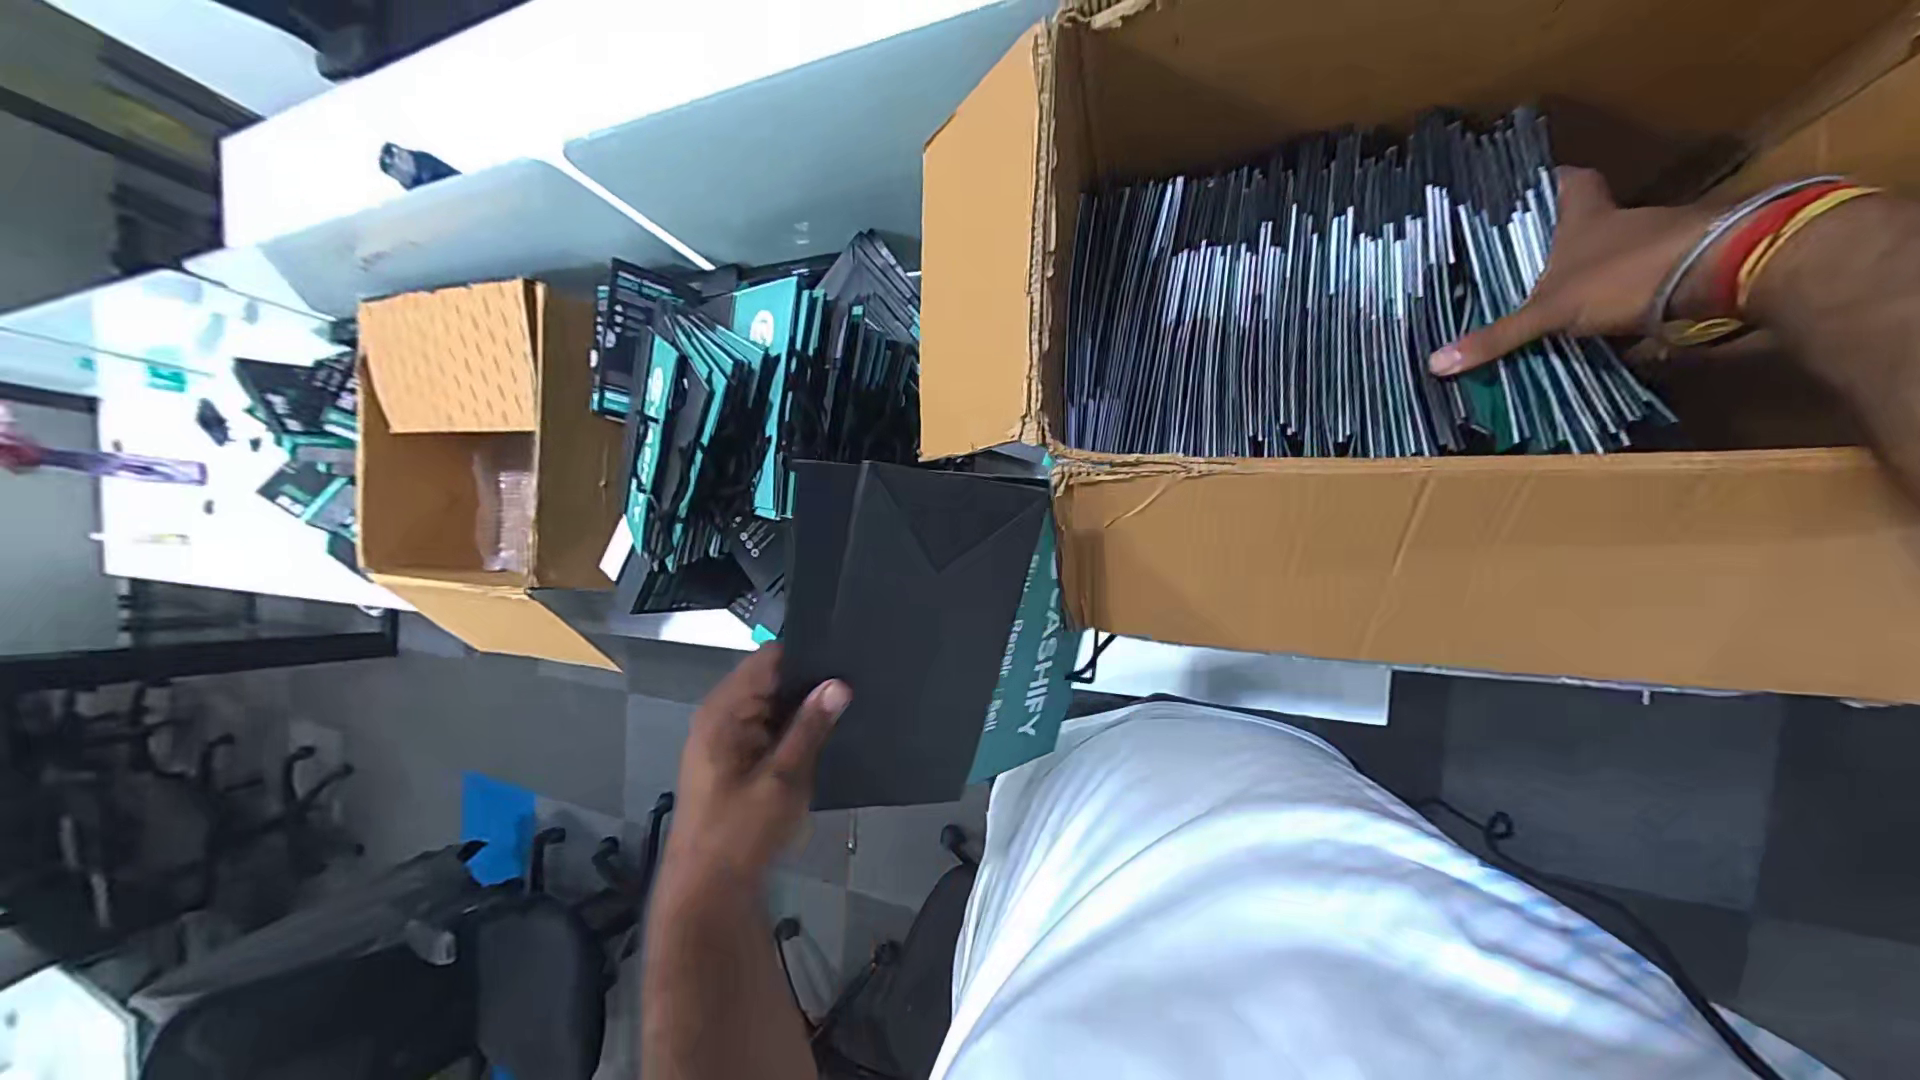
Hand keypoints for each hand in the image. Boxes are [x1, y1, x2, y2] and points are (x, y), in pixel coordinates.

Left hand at [663, 644, 850, 887]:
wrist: (707, 894)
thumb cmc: (739, 833)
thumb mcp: (782, 779)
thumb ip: (811, 727)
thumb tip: (840, 683)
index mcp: (724, 712)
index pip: (768, 659)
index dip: (806, 653)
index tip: (846, 652)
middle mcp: (724, 716)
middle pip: (774, 680)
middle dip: (812, 682)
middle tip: (860, 679)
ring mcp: (731, 739)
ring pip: (777, 706)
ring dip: (808, 708)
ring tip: (854, 700)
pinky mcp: (741, 759)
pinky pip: (774, 729)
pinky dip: (798, 730)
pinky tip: (831, 732)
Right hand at [1428, 167, 1718, 375]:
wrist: (1730, 272)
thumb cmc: (1628, 274)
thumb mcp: (1551, 311)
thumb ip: (1498, 336)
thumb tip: (1434, 364)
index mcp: (1586, 217)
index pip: (1569, 182)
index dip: (1549, 181)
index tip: (1530, 184)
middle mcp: (1621, 221)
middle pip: (1585, 218)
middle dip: (1556, 234)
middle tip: (1520, 251)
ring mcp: (1654, 241)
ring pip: (1609, 249)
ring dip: (1586, 267)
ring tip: (1545, 292)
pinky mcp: (1677, 266)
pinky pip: (1633, 277)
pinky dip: (1614, 293)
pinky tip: (1591, 314)